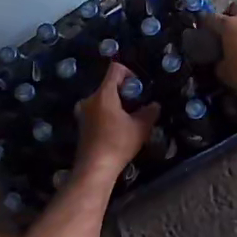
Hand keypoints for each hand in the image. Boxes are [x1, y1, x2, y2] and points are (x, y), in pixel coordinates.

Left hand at [75, 63, 158, 177]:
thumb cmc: (118, 144)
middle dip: (125, 91)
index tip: (139, 89)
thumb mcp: (140, 128)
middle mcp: (90, 98)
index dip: (130, 73)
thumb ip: (150, 112)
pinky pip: (98, 109)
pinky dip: (108, 113)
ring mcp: (83, 111)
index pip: (115, 69)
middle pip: (109, 84)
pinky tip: (117, 128)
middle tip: (137, 106)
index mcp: (103, 94)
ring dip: (117, 103)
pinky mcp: (82, 123)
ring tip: (129, 119)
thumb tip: (155, 105)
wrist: (94, 168)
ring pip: (103, 98)